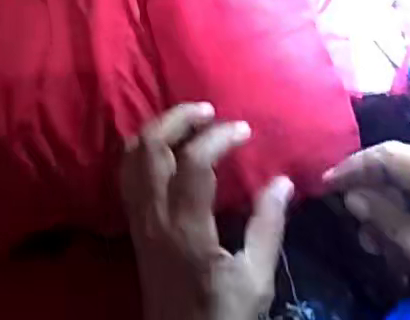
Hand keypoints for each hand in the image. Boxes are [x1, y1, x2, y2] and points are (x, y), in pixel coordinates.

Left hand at [121, 103, 294, 319]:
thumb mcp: (256, 281)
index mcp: (186, 228)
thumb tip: (282, 181)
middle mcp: (154, 214)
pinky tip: (164, 144)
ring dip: (158, 127)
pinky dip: (143, 146)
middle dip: (178, 117)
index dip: (218, 137)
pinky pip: (126, 170)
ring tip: (187, 119)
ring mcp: (137, 216)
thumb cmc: (223, 317)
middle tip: (208, 110)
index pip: (194, 163)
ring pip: (132, 153)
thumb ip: (267, 226)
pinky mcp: (132, 222)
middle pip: (152, 145)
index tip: (243, 129)